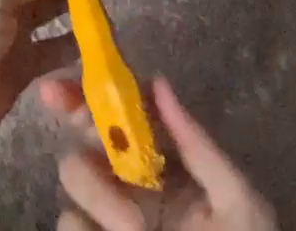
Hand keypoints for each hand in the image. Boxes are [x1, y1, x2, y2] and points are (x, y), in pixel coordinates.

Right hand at [41, 77, 275, 230]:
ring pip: (70, 181)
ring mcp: (105, 217)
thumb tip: (157, 81)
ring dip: (98, 197)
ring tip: (135, 229)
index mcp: (160, 161)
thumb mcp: (238, 203)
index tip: (58, 94)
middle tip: (101, 155)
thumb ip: (199, 146)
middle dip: (83, 147)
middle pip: (79, 139)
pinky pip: (68, 223)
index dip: (79, 93)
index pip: (112, 113)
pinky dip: (88, 230)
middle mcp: (125, 182)